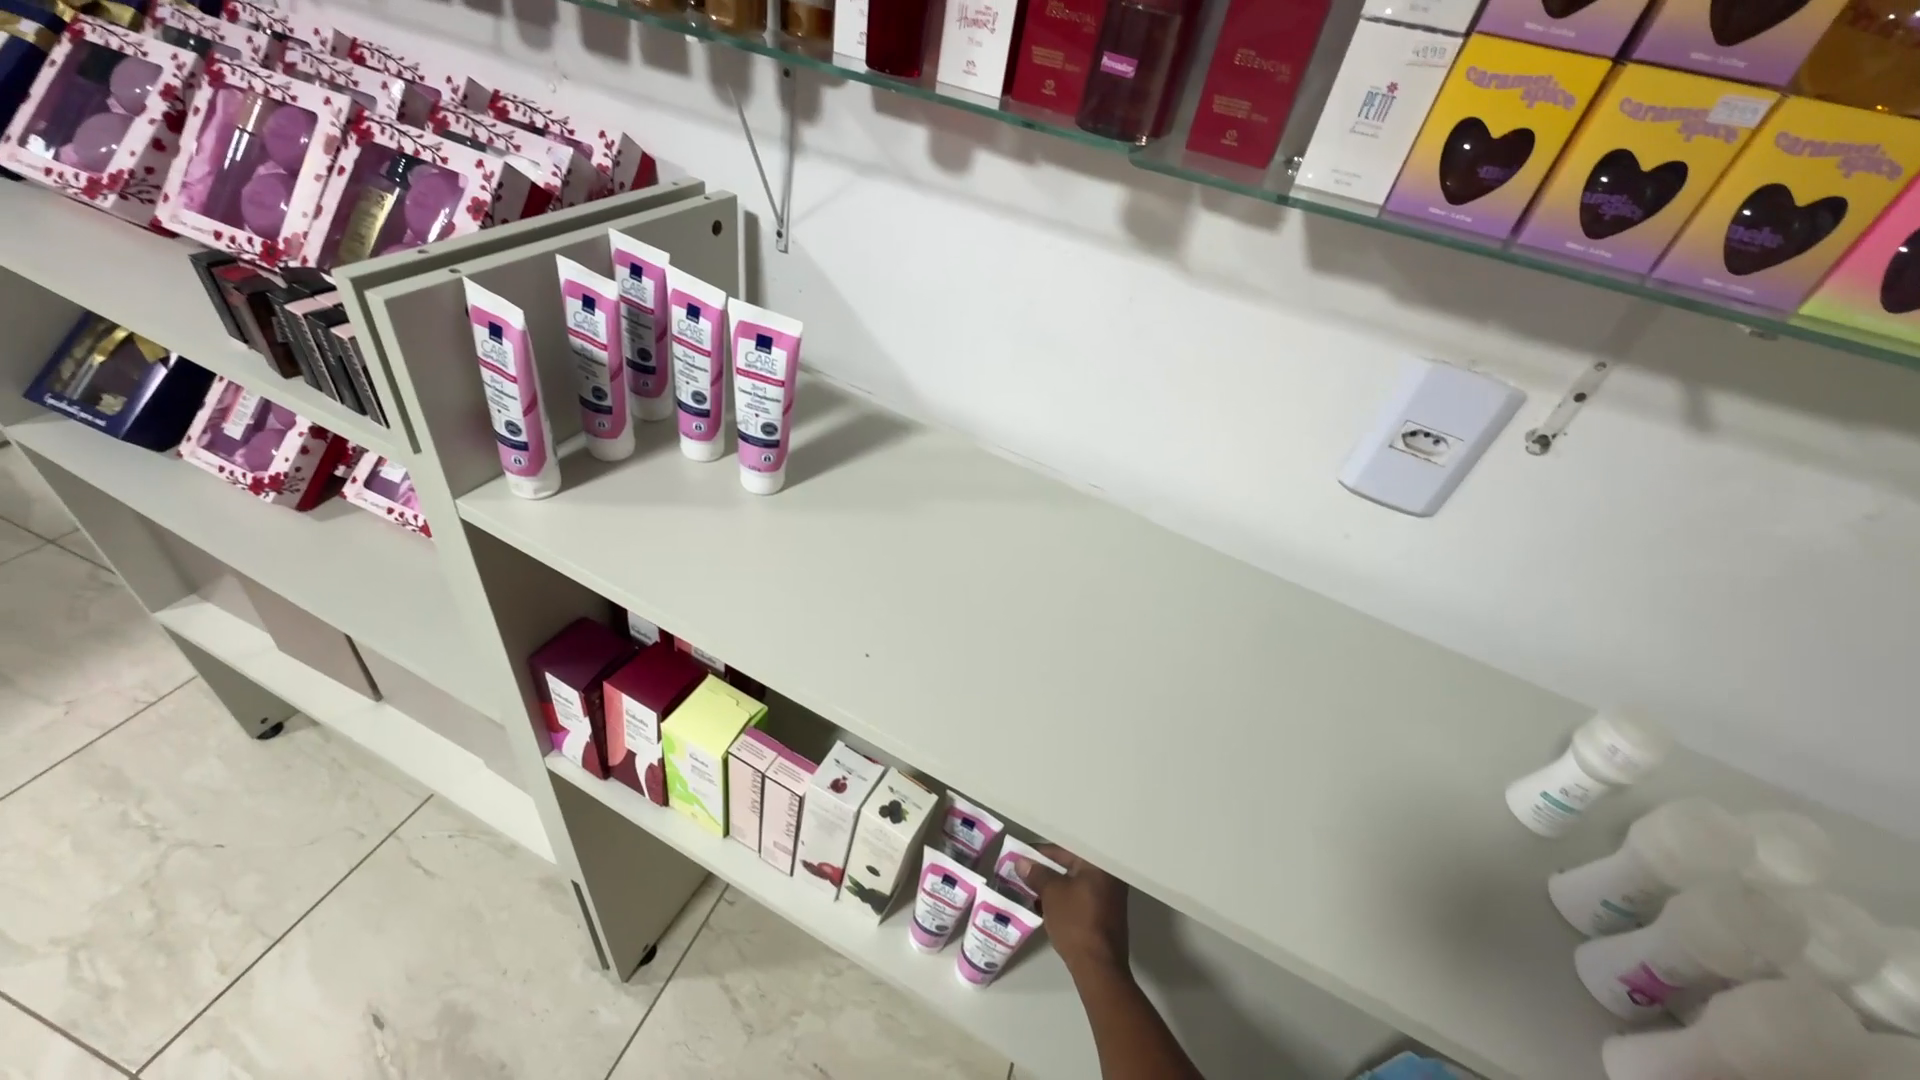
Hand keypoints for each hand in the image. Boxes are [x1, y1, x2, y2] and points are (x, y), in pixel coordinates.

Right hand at [1014, 845, 1129, 978]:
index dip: (1041, 852)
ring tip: (1030, 886)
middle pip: (1072, 864)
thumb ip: (1037, 874)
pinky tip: (1046, 903)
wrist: (1098, 966)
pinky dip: (1064, 897)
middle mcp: (1109, 876)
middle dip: (1046, 868)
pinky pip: (1081, 896)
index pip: (1066, 849)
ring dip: (1054, 884)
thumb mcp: (1051, 894)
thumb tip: (1022, 862)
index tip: (1022, 856)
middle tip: (1023, 870)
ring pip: (1076, 882)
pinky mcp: (1106, 913)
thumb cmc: (1075, 922)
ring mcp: (1110, 896)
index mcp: (1099, 865)